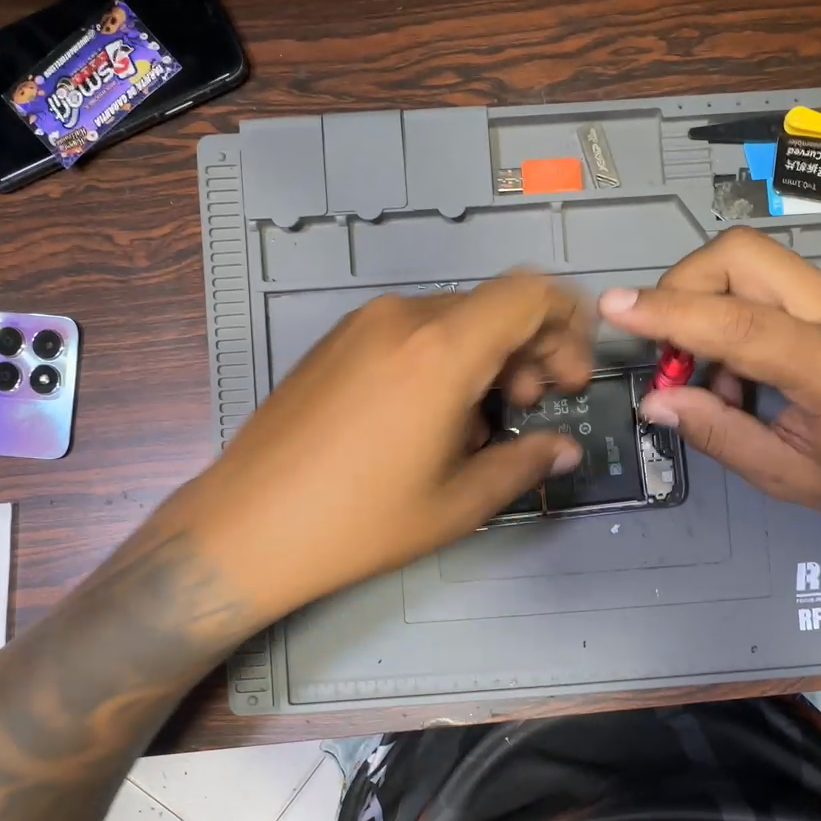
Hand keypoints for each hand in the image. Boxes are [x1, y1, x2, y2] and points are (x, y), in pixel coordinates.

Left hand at [178, 274, 592, 617]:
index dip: (568, 324)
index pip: (529, 294)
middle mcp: (402, 319)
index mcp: (441, 349)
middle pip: (492, 307)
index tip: (572, 376)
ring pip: (452, 321)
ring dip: (487, 360)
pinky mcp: (336, 343)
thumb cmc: (361, 521)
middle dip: (531, 351)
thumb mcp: (458, 502)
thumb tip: (565, 449)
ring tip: (483, 425)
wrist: (248, 526)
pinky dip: (444, 361)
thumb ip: (525, 464)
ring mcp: (362, 326)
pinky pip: (411, 334)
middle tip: (533, 408)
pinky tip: (433, 420)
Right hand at [597, 228, 820, 538]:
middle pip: (741, 254)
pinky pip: (773, 283)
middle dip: (683, 285)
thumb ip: (720, 434)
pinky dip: (736, 312)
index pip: (734, 320)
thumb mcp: (790, 477)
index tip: (614, 307)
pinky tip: (741, 371)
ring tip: (709, 375)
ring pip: (755, 261)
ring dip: (708, 301)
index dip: (667, 311)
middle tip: (667, 347)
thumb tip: (659, 401)